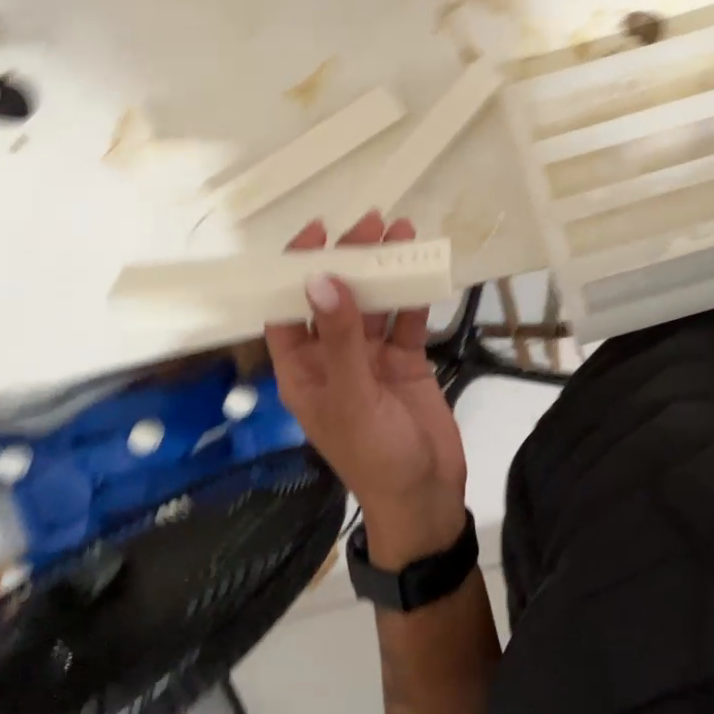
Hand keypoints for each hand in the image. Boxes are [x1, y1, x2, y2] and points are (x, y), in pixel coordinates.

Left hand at [266, 211, 466, 568]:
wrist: (426, 492)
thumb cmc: (376, 453)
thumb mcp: (351, 397)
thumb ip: (340, 337)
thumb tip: (320, 281)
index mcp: (302, 370)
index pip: (288, 310)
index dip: (297, 270)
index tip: (318, 232)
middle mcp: (333, 358)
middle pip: (336, 298)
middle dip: (350, 260)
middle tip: (372, 221)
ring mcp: (371, 359)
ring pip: (374, 304)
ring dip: (386, 271)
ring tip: (402, 231)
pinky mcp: (406, 361)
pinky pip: (406, 320)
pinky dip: (414, 295)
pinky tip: (423, 269)